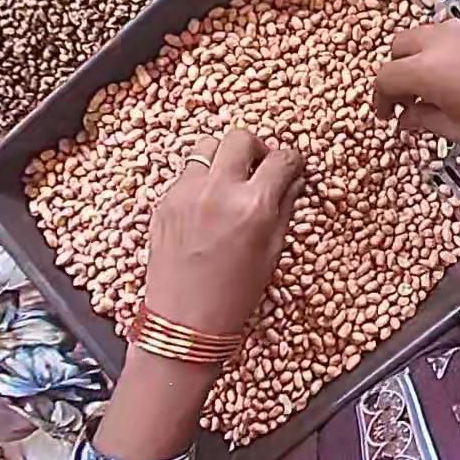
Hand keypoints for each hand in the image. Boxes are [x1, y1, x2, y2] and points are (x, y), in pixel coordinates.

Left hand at [142, 128, 303, 334]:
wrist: (184, 321)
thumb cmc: (235, 293)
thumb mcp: (272, 251)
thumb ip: (284, 207)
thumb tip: (294, 181)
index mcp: (253, 206)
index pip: (281, 159)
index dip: (293, 160)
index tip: (293, 166)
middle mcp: (219, 191)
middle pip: (240, 138)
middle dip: (257, 148)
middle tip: (260, 168)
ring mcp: (186, 193)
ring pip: (207, 146)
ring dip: (224, 156)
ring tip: (231, 180)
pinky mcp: (164, 200)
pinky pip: (187, 172)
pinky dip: (202, 178)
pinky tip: (208, 202)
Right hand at [373, 16, 459, 158]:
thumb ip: (425, 119)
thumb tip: (408, 116)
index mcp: (428, 68)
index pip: (386, 76)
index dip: (381, 98)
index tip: (387, 113)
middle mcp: (444, 39)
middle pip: (402, 45)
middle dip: (398, 70)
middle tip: (406, 98)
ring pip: (429, 35)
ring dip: (423, 58)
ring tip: (436, 89)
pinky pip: (458, 33)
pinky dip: (449, 51)